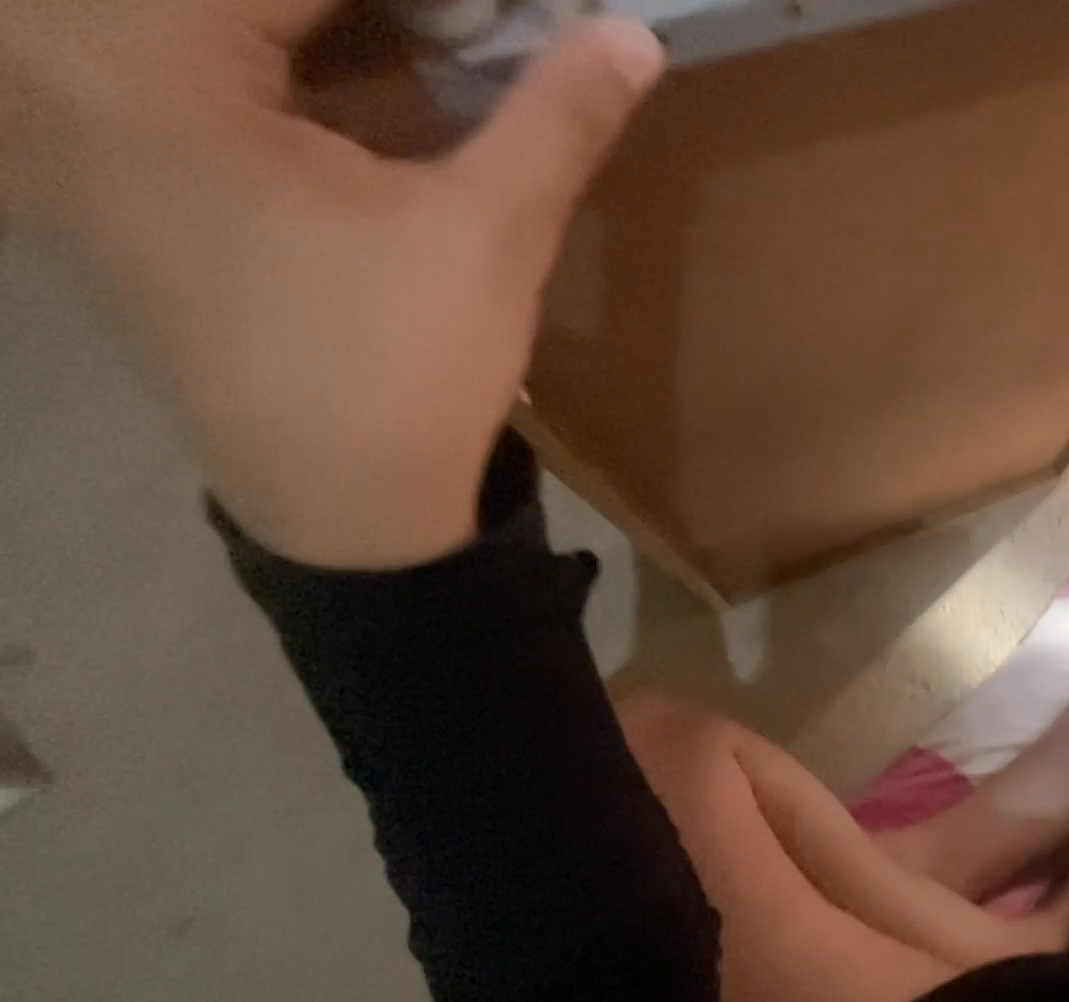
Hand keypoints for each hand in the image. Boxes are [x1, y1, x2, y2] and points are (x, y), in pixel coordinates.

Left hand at [0, 2, 664, 566]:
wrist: (347, 510)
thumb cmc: (407, 367)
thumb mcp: (493, 231)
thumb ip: (558, 115)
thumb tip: (635, 33)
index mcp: (130, 59)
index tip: (515, 17)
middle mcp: (52, 71)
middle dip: (384, 15)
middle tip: (482, 36)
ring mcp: (62, 131)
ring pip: (208, 28)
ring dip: (331, 34)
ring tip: (442, 52)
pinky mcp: (104, 184)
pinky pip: (184, 75)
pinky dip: (285, 70)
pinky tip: (370, 99)